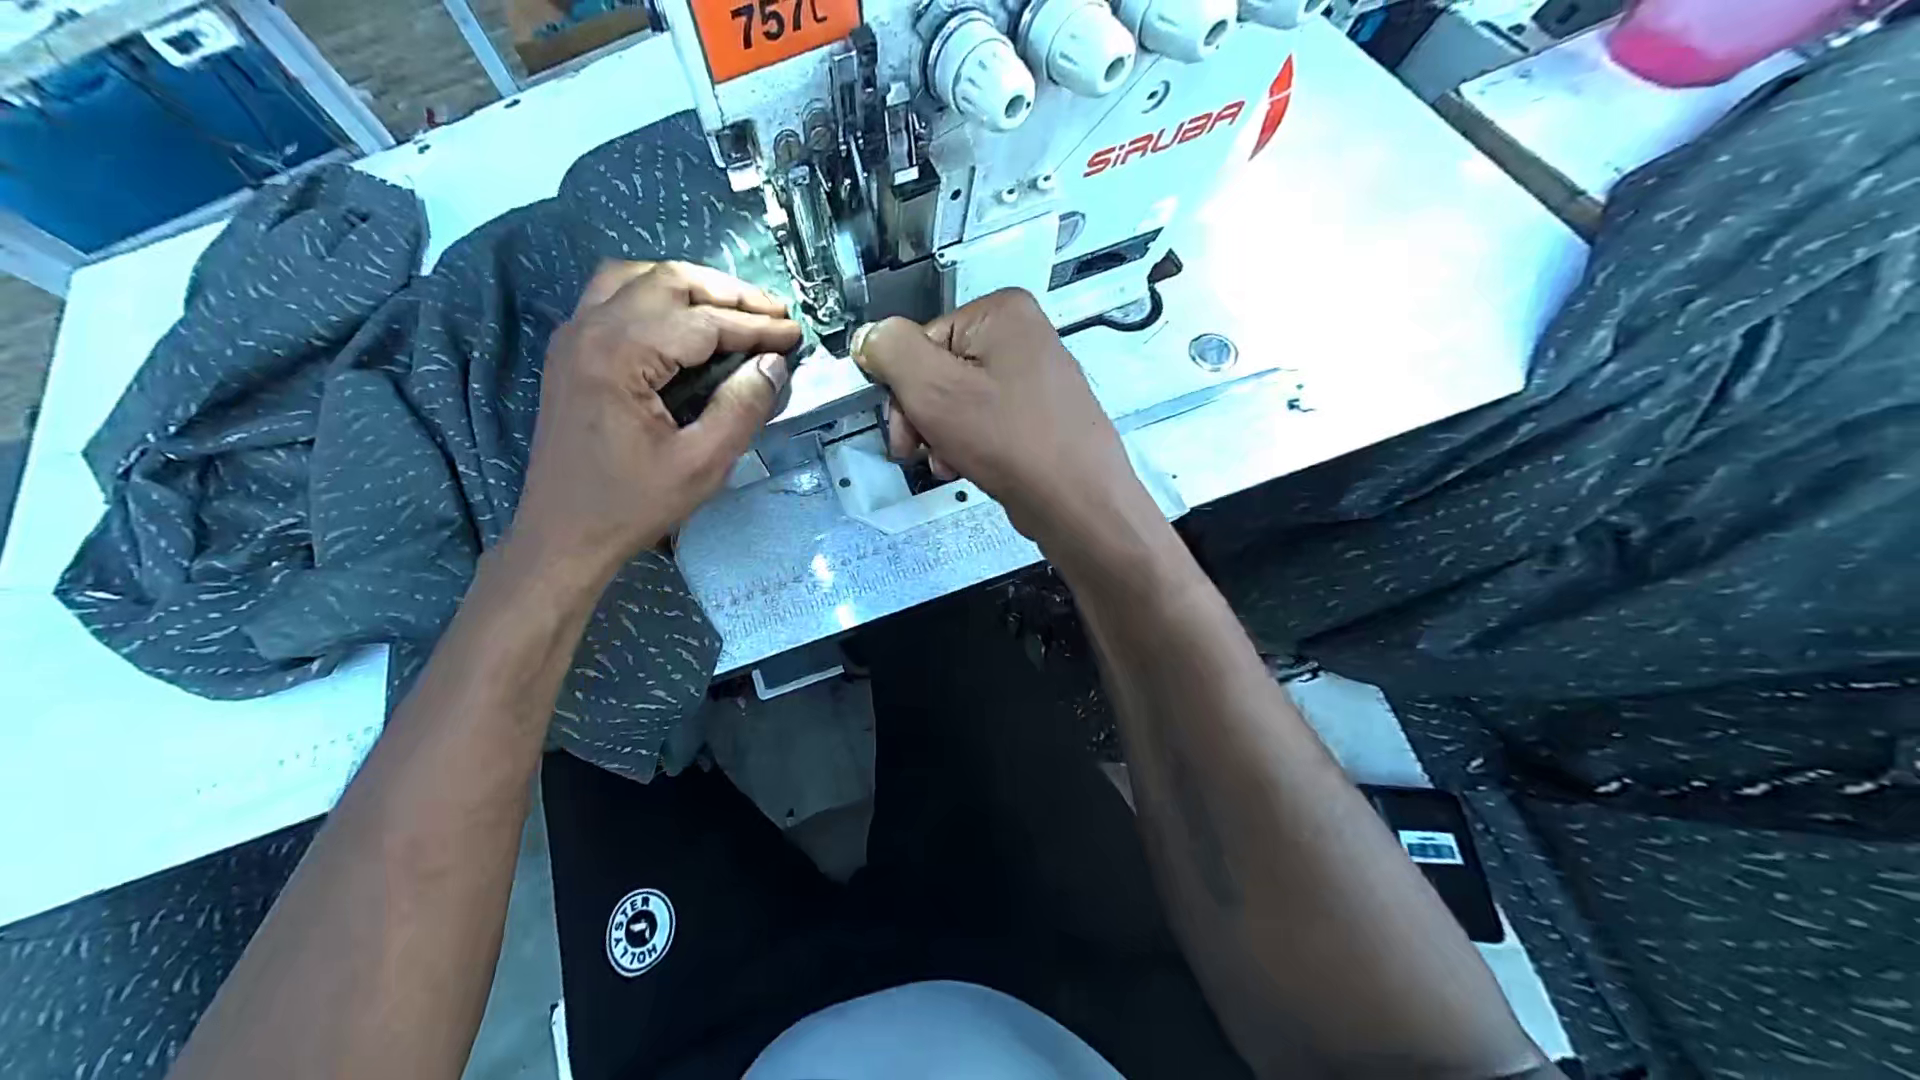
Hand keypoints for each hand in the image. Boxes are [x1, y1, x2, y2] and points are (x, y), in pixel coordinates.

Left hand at [509, 260, 799, 580]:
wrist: (563, 534)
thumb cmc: (632, 504)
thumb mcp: (702, 464)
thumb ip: (742, 408)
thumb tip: (774, 364)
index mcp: (620, 355)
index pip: (703, 321)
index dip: (756, 326)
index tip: (795, 334)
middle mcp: (590, 329)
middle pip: (668, 282)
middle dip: (728, 293)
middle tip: (773, 314)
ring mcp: (573, 336)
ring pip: (637, 277)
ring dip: (690, 285)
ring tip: (733, 308)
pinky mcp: (570, 351)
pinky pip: (613, 295)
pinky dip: (655, 294)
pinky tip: (682, 319)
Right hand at [852, 288, 1156, 548]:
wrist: (1076, 502)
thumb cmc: (1013, 443)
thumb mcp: (933, 390)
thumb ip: (892, 352)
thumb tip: (872, 338)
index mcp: (1002, 312)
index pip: (921, 341)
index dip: (904, 388)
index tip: (903, 425)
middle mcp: (1024, 337)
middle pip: (940, 372)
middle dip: (923, 416)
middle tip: (920, 448)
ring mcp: (1036, 378)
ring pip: (960, 403)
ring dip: (943, 436)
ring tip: (951, 461)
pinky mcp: (1040, 415)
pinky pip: (987, 422)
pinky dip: (970, 445)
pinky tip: (970, 466)